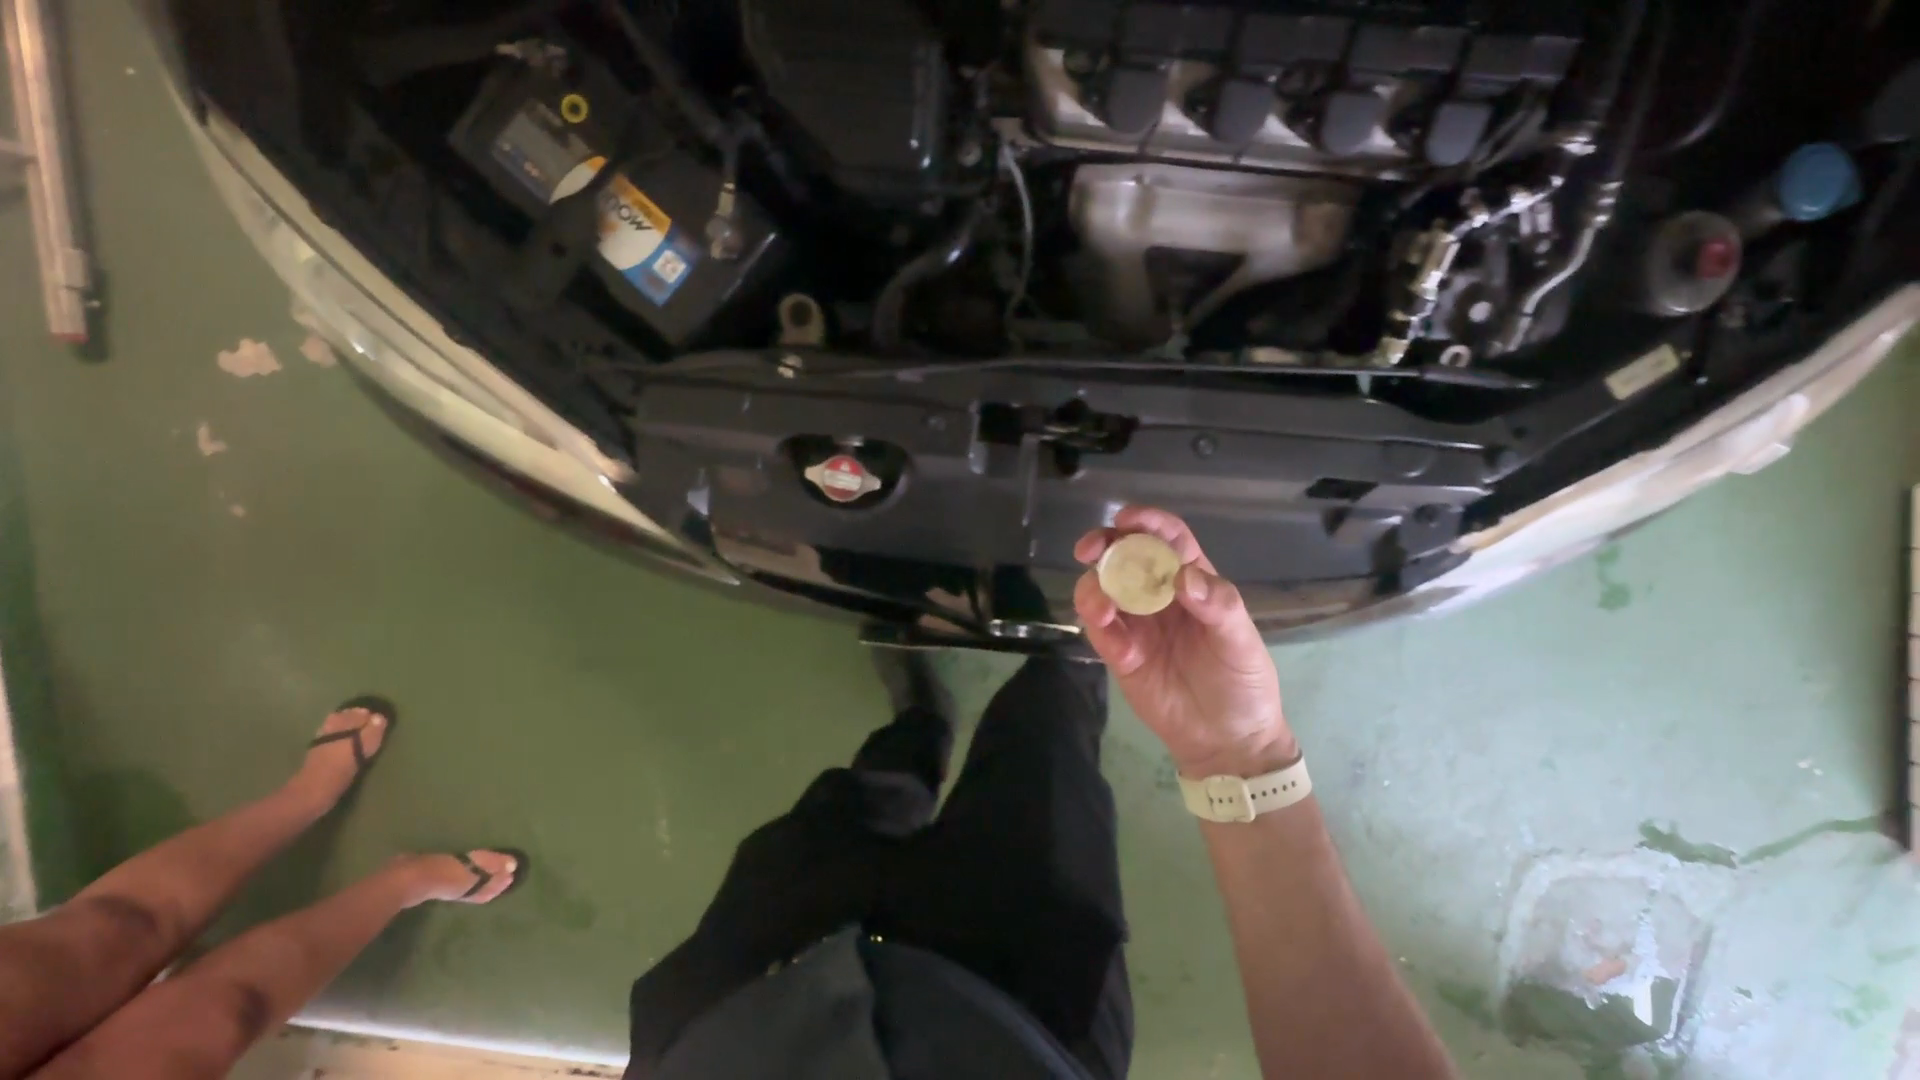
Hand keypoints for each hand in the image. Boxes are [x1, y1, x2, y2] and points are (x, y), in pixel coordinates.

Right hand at [1073, 506, 1295, 777]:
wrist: (1228, 741)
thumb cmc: (1243, 682)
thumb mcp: (1241, 640)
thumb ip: (1217, 604)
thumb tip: (1183, 577)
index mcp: (1192, 580)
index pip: (1166, 539)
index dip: (1147, 522)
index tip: (1126, 518)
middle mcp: (1159, 595)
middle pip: (1124, 556)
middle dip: (1104, 545)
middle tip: (1091, 548)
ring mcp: (1137, 624)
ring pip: (1103, 588)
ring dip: (1093, 586)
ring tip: (1100, 605)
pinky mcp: (1120, 654)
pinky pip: (1100, 629)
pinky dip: (1095, 621)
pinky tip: (1103, 623)